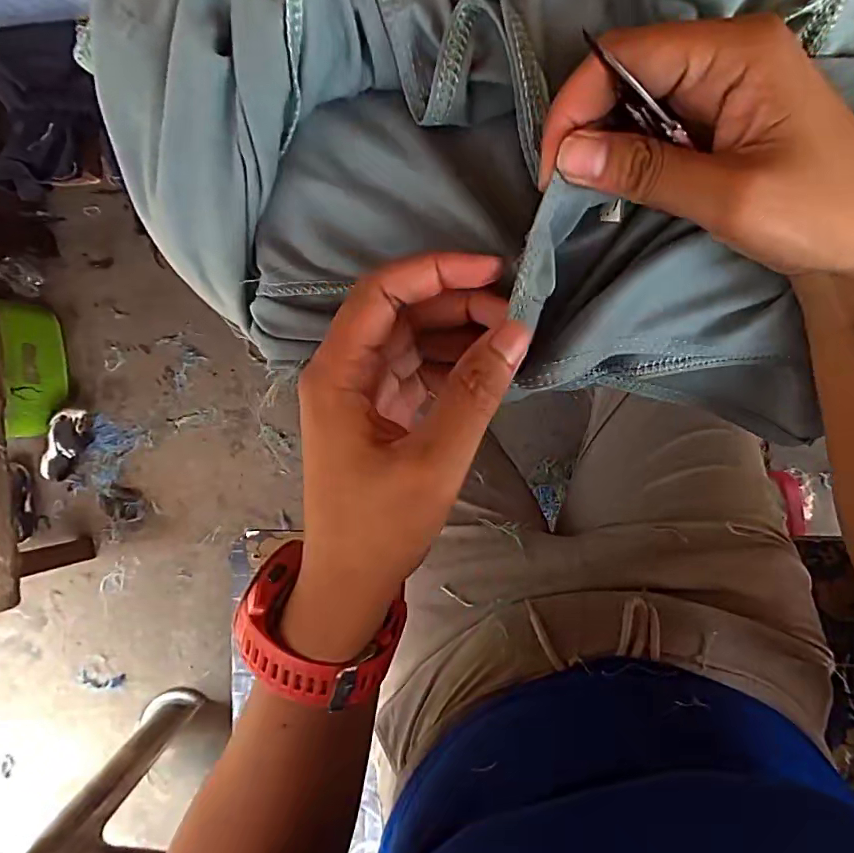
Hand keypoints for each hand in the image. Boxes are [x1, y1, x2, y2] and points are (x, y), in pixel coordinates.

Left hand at [280, 252, 532, 660]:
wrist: (351, 582)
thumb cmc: (380, 528)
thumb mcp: (434, 461)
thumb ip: (475, 392)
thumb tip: (517, 330)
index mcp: (337, 373)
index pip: (381, 293)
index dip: (435, 271)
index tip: (491, 270)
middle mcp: (344, 370)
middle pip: (401, 311)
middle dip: (457, 303)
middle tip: (515, 314)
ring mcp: (363, 389)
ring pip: (413, 337)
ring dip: (460, 331)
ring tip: (510, 337)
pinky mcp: (382, 408)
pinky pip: (420, 367)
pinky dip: (454, 361)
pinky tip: (490, 364)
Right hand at [539, 15, 853, 281]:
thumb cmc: (819, 216)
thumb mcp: (726, 195)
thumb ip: (644, 170)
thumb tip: (567, 157)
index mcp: (736, 51)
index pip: (626, 54)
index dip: (577, 104)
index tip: (556, 168)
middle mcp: (728, 53)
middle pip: (627, 71)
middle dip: (588, 124)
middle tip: (567, 184)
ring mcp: (727, 84)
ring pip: (638, 99)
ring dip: (608, 141)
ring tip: (591, 188)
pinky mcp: (724, 116)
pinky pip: (660, 121)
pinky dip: (633, 151)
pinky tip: (624, 180)